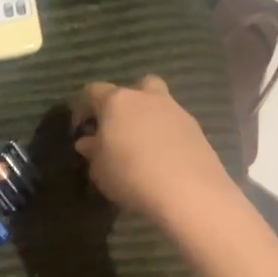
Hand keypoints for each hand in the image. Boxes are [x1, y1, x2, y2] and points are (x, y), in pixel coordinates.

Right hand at [71, 76, 234, 219]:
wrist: (186, 190)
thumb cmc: (129, 174)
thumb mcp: (98, 168)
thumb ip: (92, 150)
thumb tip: (88, 141)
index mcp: (117, 102)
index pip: (93, 91)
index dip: (83, 107)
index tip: (81, 128)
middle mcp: (147, 98)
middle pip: (136, 86)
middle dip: (126, 102)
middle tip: (118, 127)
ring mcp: (175, 110)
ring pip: (159, 103)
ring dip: (148, 118)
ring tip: (141, 146)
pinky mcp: (196, 128)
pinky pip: (174, 124)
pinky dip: (166, 135)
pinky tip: (161, 158)